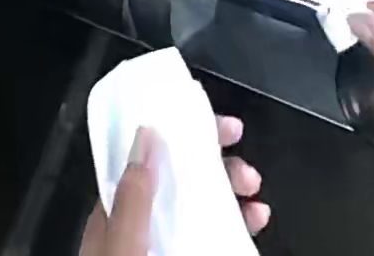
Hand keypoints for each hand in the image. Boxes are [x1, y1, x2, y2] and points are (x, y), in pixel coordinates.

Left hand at [78, 115, 269, 255]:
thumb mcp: (124, 253)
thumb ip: (133, 201)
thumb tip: (147, 132)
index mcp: (116, 218)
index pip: (150, 158)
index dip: (186, 134)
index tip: (224, 128)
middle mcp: (140, 230)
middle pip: (180, 179)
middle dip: (218, 165)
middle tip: (248, 170)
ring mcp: (163, 250)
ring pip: (200, 206)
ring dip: (231, 192)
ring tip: (257, 198)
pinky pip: (211, 236)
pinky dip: (235, 223)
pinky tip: (256, 223)